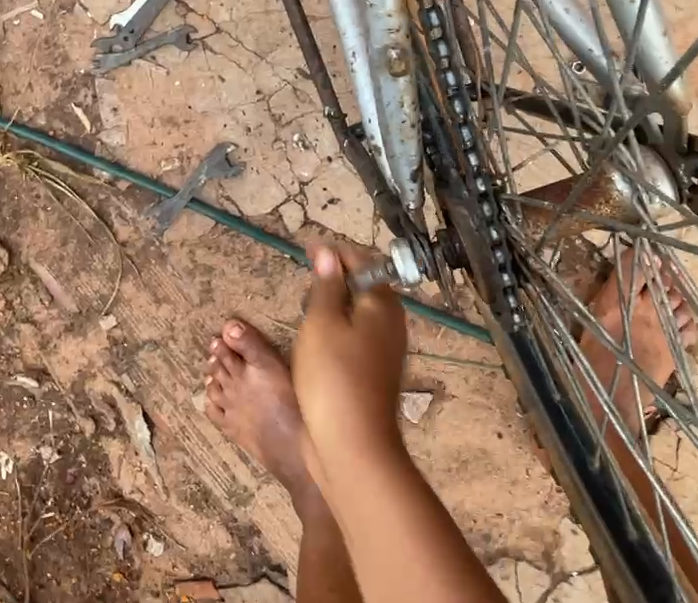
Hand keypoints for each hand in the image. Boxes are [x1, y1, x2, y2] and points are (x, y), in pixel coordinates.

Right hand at [292, 241, 407, 471]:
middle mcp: (391, 324)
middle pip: (364, 288)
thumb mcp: (321, 323)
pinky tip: (317, 344)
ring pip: (360, 314)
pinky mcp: (375, 373)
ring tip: (307, 311)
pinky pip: (357, 338)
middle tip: (306, 283)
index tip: (307, 251)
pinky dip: (338, 331)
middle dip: (336, 279)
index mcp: (382, 304)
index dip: (334, 254)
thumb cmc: (333, 377)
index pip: (361, 263)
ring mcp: (386, 351)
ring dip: (335, 306)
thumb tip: (329, 253)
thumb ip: (325, 285)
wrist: (352, 446)